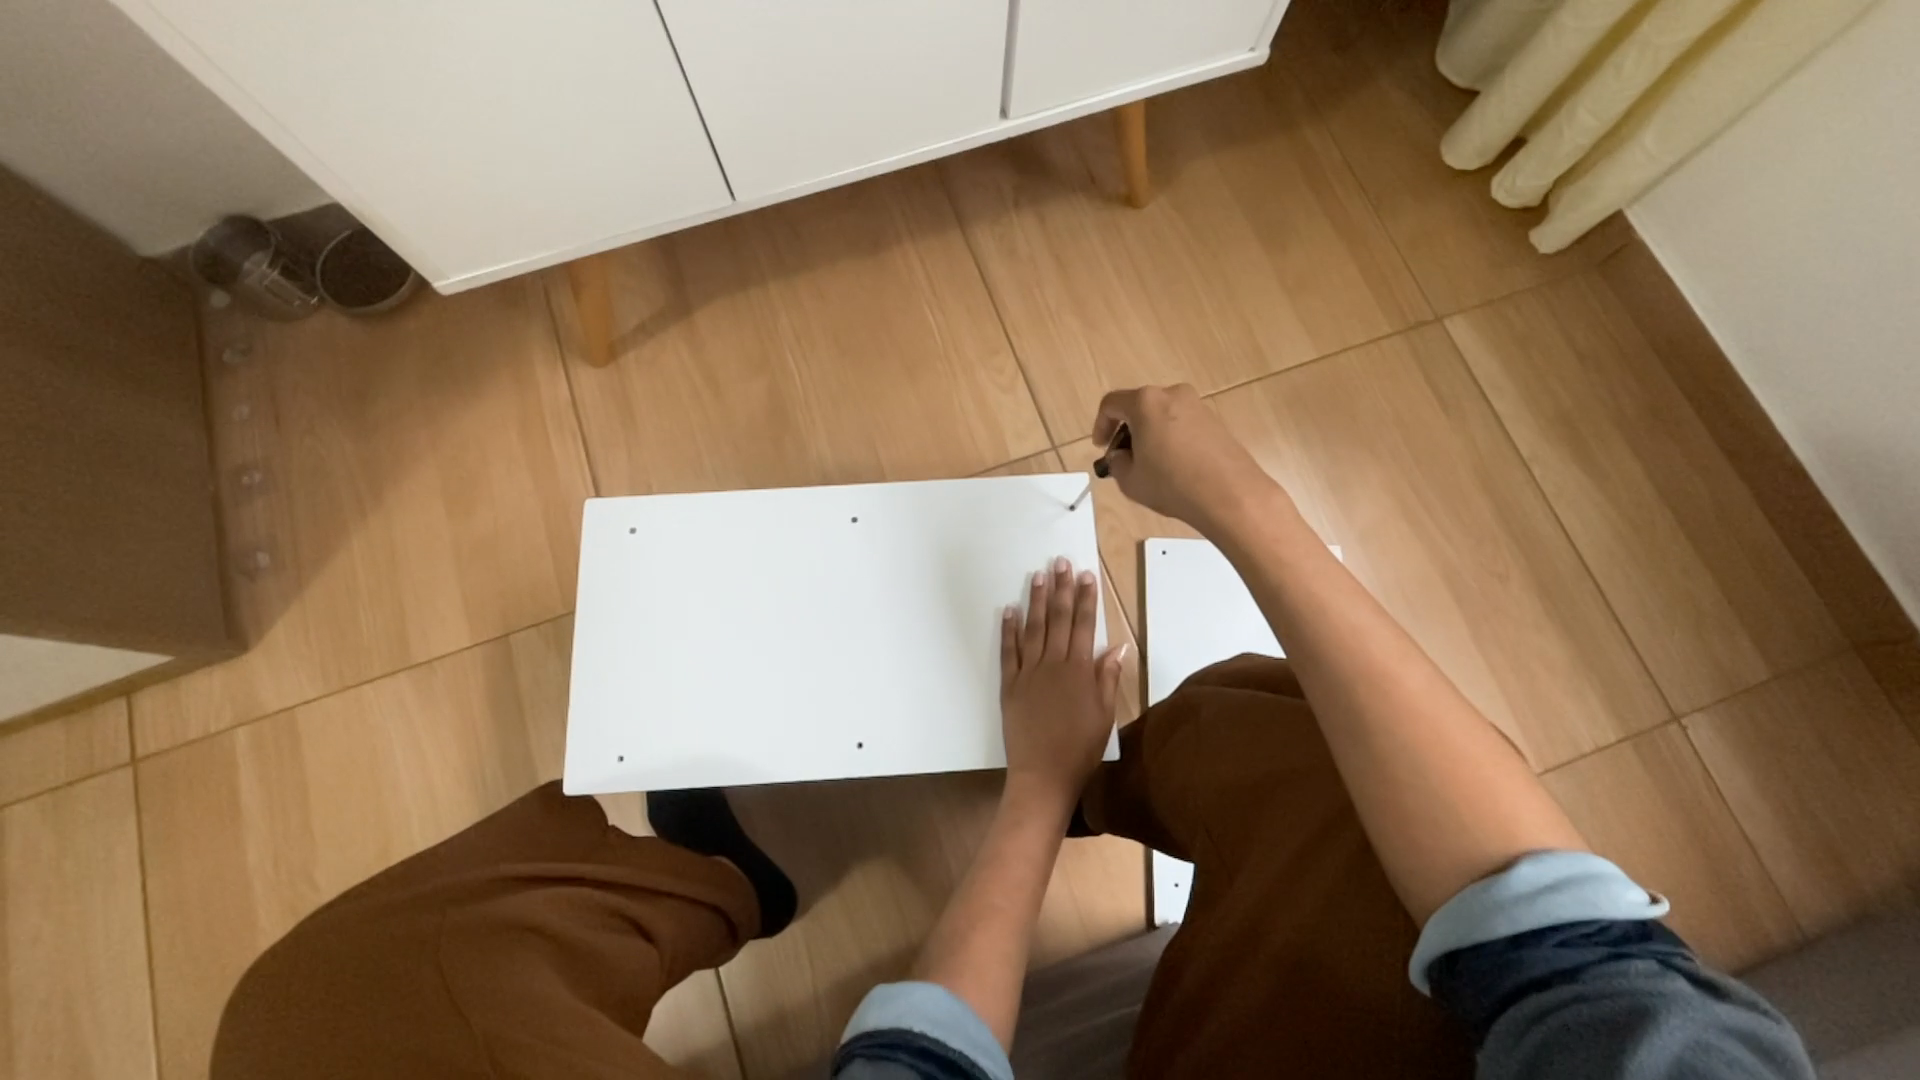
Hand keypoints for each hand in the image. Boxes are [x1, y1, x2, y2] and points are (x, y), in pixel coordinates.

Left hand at [1000, 557, 1127, 809]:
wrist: (1044, 774)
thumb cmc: (1081, 748)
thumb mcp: (1104, 715)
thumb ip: (1107, 678)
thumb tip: (1117, 647)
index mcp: (1079, 670)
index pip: (1084, 625)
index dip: (1086, 598)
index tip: (1086, 575)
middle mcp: (1053, 664)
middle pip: (1058, 619)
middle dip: (1061, 589)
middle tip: (1060, 562)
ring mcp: (1029, 673)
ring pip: (1033, 628)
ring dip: (1035, 601)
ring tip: (1037, 575)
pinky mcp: (1010, 685)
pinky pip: (1008, 652)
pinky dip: (1008, 630)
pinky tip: (1009, 610)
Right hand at [1093, 384, 1284, 532]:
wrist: (1230, 495)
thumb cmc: (1172, 484)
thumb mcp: (1130, 480)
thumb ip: (1118, 462)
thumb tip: (1123, 456)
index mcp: (1145, 402)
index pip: (1111, 404)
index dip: (1100, 426)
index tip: (1102, 448)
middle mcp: (1173, 395)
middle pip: (1140, 407)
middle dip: (1128, 430)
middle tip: (1125, 458)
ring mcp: (1198, 406)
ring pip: (1163, 416)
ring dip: (1151, 435)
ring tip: (1152, 466)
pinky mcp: (1216, 422)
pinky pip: (1183, 425)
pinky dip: (1172, 439)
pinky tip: (1175, 467)